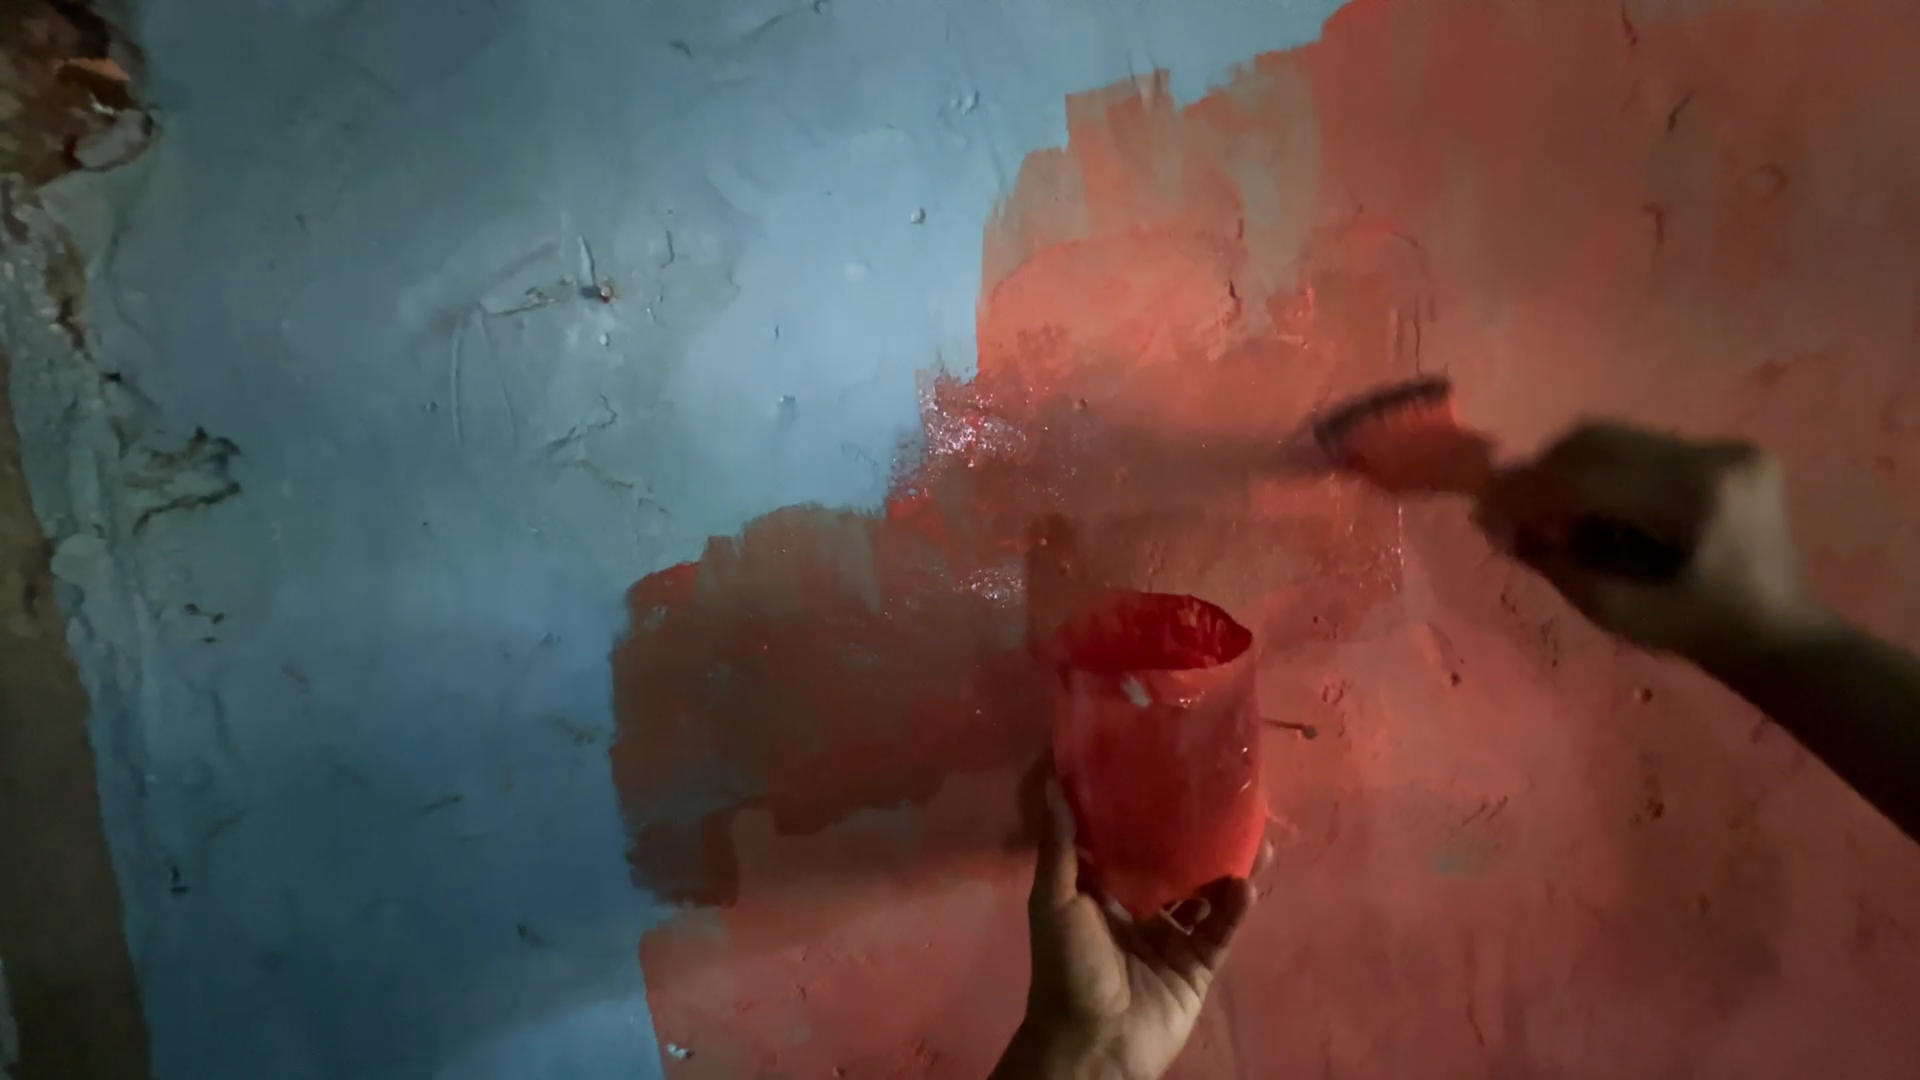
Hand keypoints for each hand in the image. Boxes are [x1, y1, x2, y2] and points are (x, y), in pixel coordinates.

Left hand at [992, 777, 1254, 1079]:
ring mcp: (1169, 937)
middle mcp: (1137, 908)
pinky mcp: (1195, 966)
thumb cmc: (1066, 963)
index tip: (1161, 774)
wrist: (1092, 1043)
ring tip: (1253, 837)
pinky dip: (1234, 908)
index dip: (1141, 812)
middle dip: (1193, 839)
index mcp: (1101, 890)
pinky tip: (1245, 882)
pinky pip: (1219, 931)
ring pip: (1203, 895)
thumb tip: (1053, 781)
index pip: (1125, 841)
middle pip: (1171, 865)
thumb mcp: (1054, 897)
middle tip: (1220, 802)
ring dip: (1225, 869)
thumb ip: (1059, 844)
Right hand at [1476, 422, 1819, 660]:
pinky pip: (1629, 447)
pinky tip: (1586, 508)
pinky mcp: (1718, 451)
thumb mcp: (1609, 608)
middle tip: (1507, 513)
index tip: (1483, 517)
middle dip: (1536, 476)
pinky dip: (1591, 473)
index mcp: (1698, 498)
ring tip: (1547, 514)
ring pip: (1605, 439)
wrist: (1777, 631)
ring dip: (1561, 473)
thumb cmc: (1693, 628)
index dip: (1522, 496)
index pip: (1584, 478)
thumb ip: (1548, 559)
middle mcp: (1714, 457)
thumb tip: (1489, 521)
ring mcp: (1721, 448)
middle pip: (1591, 442)